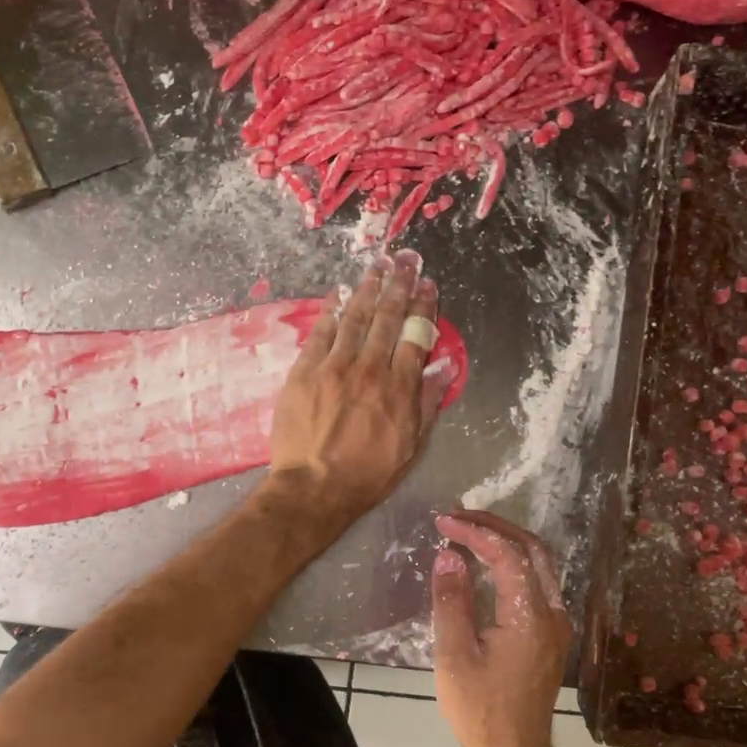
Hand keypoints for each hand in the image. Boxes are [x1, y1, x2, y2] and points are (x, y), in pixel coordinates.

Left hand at [266, 250, 456, 526]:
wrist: (312, 487)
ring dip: (367, 289)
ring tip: (377, 266)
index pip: (415, 336)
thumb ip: (427, 402)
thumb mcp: (411, 446)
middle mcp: (368, 369)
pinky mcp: (303, 372)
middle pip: (387, 318)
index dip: (423, 307)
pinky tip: (339, 294)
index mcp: (399, 388)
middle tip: (405, 259)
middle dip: (398, 285)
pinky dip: (331, 311)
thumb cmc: (366, 475)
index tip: (427, 285)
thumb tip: (443, 365)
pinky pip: (320, 333)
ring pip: (354, 319)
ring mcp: (333, 367)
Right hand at [431, 510, 573, 746]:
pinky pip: (538, 582)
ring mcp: (557, 625)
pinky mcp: (551, 635)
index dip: (475, 531)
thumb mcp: (454, 655)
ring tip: (468, 532)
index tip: (442, 521)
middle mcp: (553, 614)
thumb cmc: (479, 709)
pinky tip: (485, 564)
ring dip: (506, 542)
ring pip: (541, 564)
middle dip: (496, 526)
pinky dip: (512, 562)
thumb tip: (448, 556)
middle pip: (534, 550)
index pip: (507, 555)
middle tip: (458, 517)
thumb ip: (452, 601)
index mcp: (530, 617)